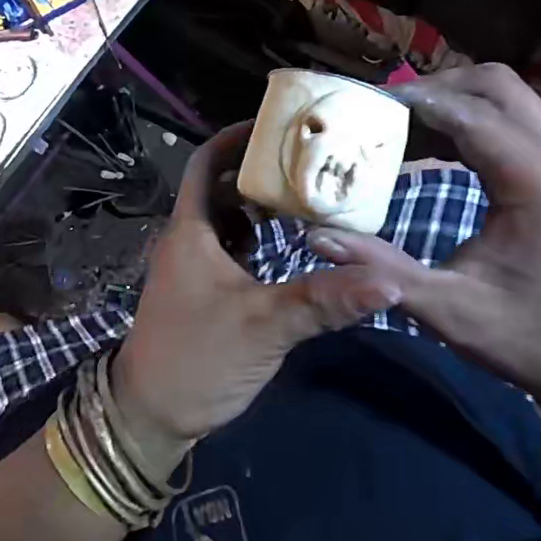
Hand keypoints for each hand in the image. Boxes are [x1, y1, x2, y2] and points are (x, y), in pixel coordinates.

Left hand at [111, 123, 405, 467]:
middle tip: (309, 165)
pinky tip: (288, 249)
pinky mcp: (199, 292)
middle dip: (258, 174)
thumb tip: (389, 282)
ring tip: (307, 201)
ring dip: (258, 209)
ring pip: (225, 222)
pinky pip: (229, 251)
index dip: (233, 139)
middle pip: (219, 189)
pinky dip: (255, 242)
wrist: (151, 413)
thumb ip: (323, 301)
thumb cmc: (197, 358)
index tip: (274, 127)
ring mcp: (190, 268)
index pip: (204, 164)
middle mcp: (185, 241)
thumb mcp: (264, 327)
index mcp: (189, 232)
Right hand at [305, 64, 540, 442]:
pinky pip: (521, 123)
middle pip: (499, 86)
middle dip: (437, 86)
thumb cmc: (530, 341)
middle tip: (383, 110)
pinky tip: (438, 146)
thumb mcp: (447, 309)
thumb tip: (316, 237)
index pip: (474, 117)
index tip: (365, 101)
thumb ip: (380, 268)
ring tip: (402, 123)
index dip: (416, 101)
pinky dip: (476, 120)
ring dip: (457, 100)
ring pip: (513, 99)